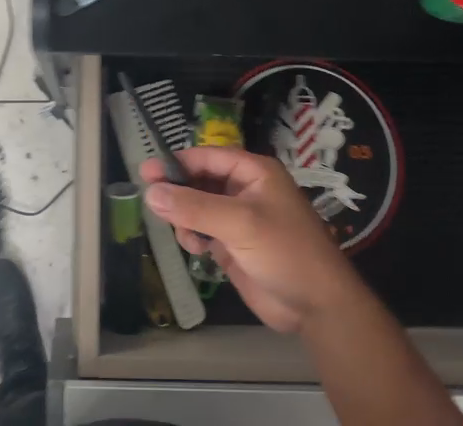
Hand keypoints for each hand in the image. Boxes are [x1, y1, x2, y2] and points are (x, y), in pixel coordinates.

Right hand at [141, 148, 357, 332]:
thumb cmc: (286, 251)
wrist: (316, 306)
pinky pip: (201, 230)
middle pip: (200, 180)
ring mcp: (238, 218)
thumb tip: (151, 192)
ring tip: (185, 234)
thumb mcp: (240, 223)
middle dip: (178, 191)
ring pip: (196, 206)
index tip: (146, 171)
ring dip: (184, 217)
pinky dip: (192, 236)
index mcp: (254, 172)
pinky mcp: (233, 245)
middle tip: (151, 200)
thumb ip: (194, 207)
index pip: (208, 157)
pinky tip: (195, 249)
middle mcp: (245, 190)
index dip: (177, 162)